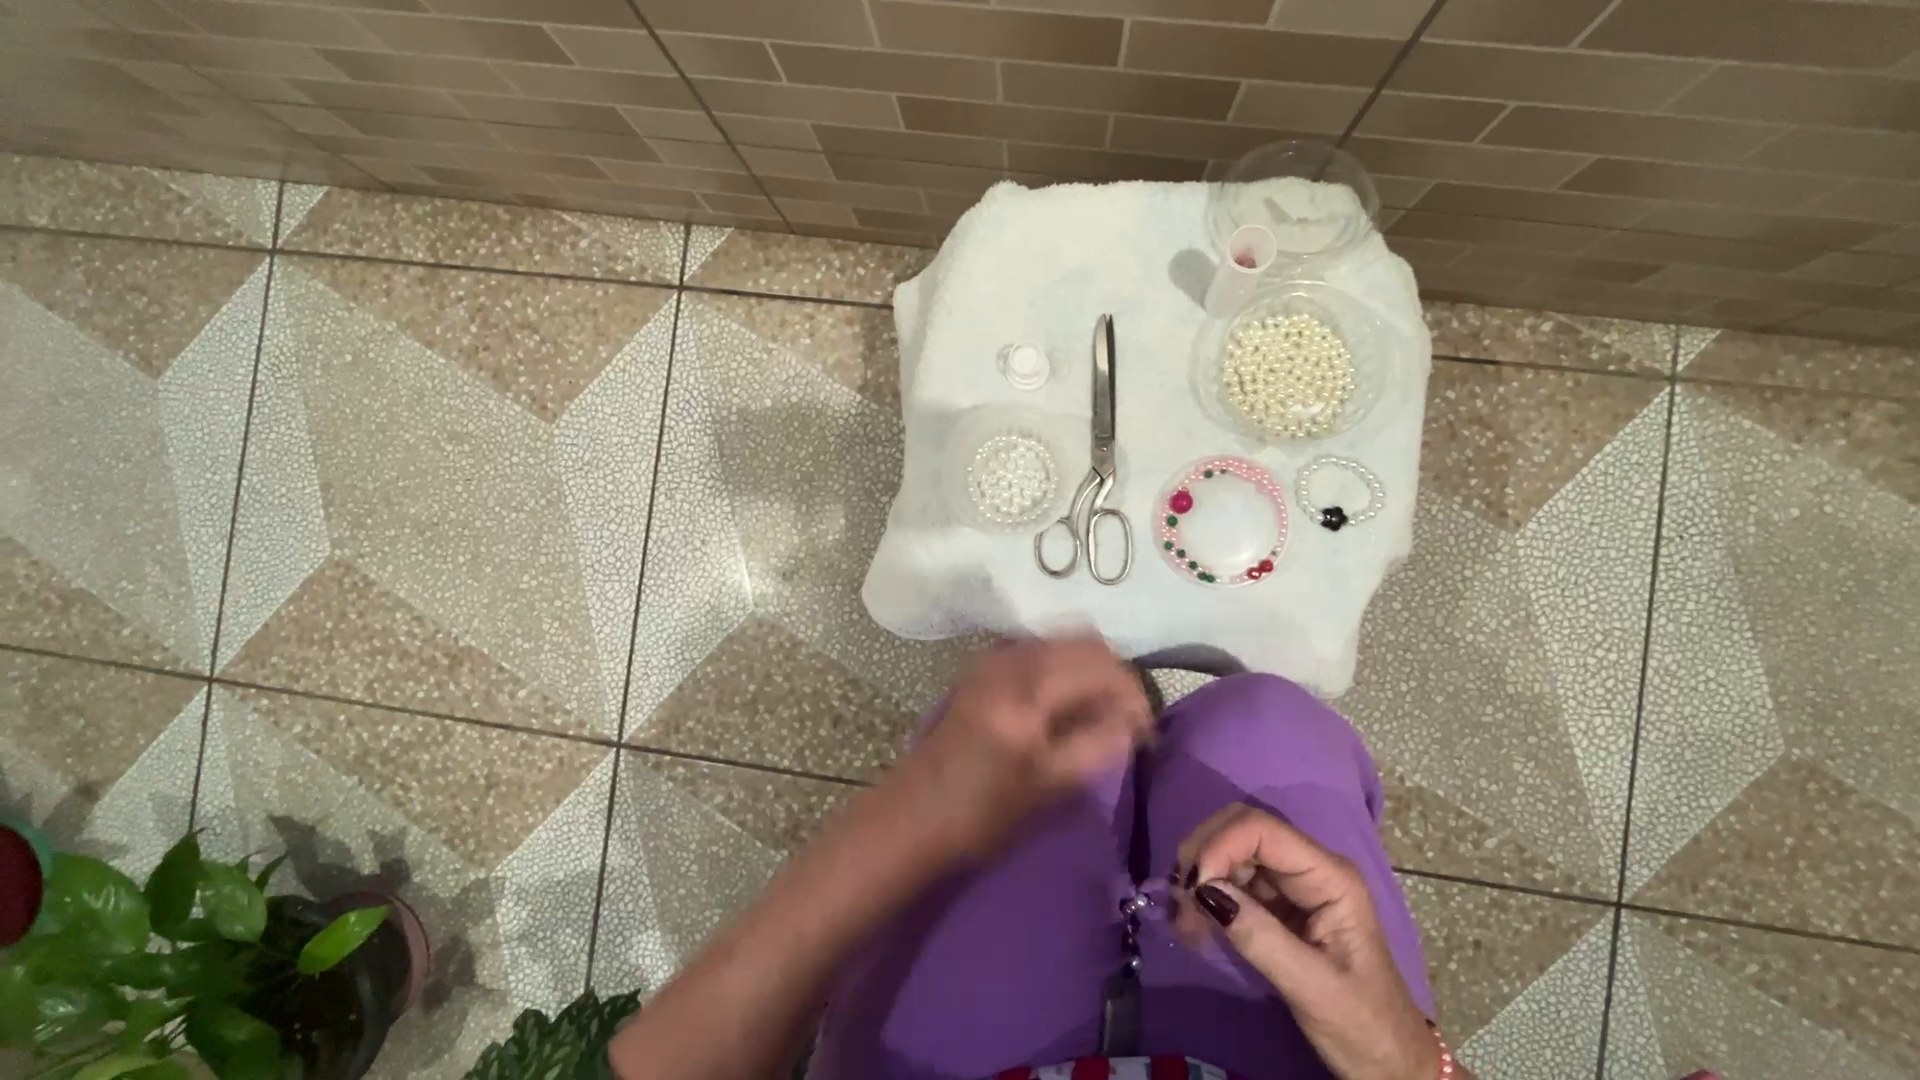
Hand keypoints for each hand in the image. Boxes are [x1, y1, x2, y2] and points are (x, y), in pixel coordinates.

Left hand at [887, 634, 1151, 859]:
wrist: (911, 816)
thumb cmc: (980, 813)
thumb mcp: (1050, 787)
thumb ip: (1099, 744)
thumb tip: (1135, 719)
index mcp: (1027, 690)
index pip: (1102, 666)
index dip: (1134, 694)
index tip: (1146, 730)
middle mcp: (1010, 660)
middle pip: (1085, 642)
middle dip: (1115, 676)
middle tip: (1128, 719)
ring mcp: (992, 660)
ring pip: (1062, 642)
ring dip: (1090, 669)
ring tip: (1102, 713)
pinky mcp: (981, 669)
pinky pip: (1038, 651)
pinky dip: (1063, 668)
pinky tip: (1066, 706)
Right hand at [1173, 804, 1438, 1079]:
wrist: (1392, 1067)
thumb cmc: (1364, 1029)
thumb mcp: (1313, 988)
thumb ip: (1260, 937)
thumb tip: (1204, 892)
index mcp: (1330, 877)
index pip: (1261, 828)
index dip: (1219, 845)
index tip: (1193, 890)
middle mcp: (1309, 868)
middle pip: (1241, 827)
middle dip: (1204, 853)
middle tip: (1181, 900)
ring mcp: (1292, 884)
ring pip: (1231, 851)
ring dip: (1200, 875)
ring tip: (1185, 919)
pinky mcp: (1277, 905)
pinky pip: (1232, 880)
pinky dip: (1207, 895)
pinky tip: (1195, 924)